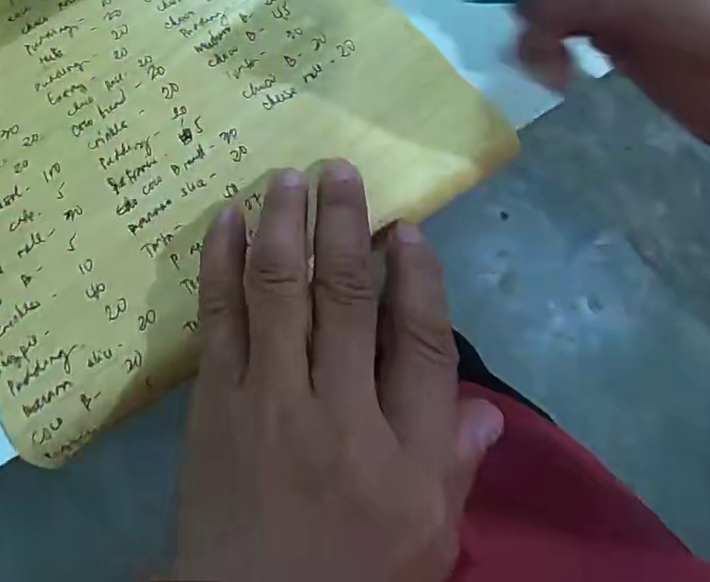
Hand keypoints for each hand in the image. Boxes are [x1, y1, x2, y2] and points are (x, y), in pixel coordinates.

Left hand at [170, 164, 503, 581]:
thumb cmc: (350, 574)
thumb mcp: (427, 538)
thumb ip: (457, 465)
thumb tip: (493, 409)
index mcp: (403, 454)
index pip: (423, 345)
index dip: (421, 279)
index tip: (409, 228)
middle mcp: (337, 412)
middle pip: (347, 296)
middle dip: (346, 224)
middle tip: (341, 169)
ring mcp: (268, 396)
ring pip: (280, 288)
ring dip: (286, 224)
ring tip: (290, 176)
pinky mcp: (216, 394)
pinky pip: (220, 313)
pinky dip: (224, 260)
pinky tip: (229, 218)